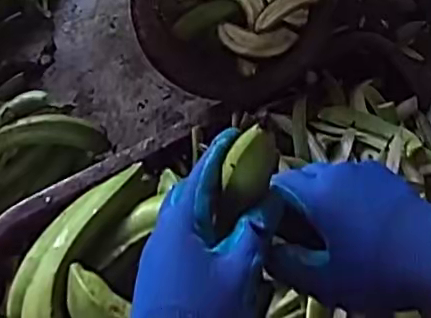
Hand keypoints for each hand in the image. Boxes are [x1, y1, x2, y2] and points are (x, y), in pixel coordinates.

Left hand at [134, 127, 275, 317]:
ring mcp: (160, 251)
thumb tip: (271, 198)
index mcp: (182, 216)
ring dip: (215, 206)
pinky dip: (208, 230)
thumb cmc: (201, 314)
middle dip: (222, 177)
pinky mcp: (160, 275)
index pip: (205, 167)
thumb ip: (257, 229)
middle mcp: (166, 226)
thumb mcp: (240, 270)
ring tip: (243, 211)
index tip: (242, 131)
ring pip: (190, 214)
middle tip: (249, 174)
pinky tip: (226, 247)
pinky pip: (187, 236)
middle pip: (195, 188)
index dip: (225, 146)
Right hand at [266, 161, 430, 317]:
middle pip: (302, 177)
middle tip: (296, 235)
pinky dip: (342, 194)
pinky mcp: (380, 172)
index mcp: (316, 191)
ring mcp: (360, 167)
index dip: (268, 206)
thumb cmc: (375, 272)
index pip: (277, 185)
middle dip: (293, 202)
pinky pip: (349, 178)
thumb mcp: (325, 280)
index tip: (270, 230)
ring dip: (319, 197)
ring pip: (326, 177)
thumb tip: (267, 251)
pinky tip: (355, 223)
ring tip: (327, 232)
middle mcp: (334, 169)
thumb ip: (288, 264)